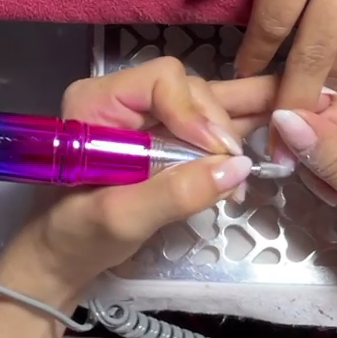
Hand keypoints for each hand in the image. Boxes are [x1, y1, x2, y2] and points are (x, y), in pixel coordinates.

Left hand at [0, 59, 294, 307]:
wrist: (63, 256)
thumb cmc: (76, 236)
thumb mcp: (121, 218)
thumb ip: (174, 192)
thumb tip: (235, 168)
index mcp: (97, 103)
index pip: (160, 80)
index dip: (194, 111)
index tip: (215, 153)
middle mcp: (121, 98)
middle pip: (188, 90)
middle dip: (217, 126)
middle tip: (234, 170)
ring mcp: (144, 115)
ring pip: (203, 103)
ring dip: (234, 128)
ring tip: (273, 145)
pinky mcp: (161, 135)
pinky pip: (203, 123)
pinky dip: (234, 132)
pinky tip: (271, 133)